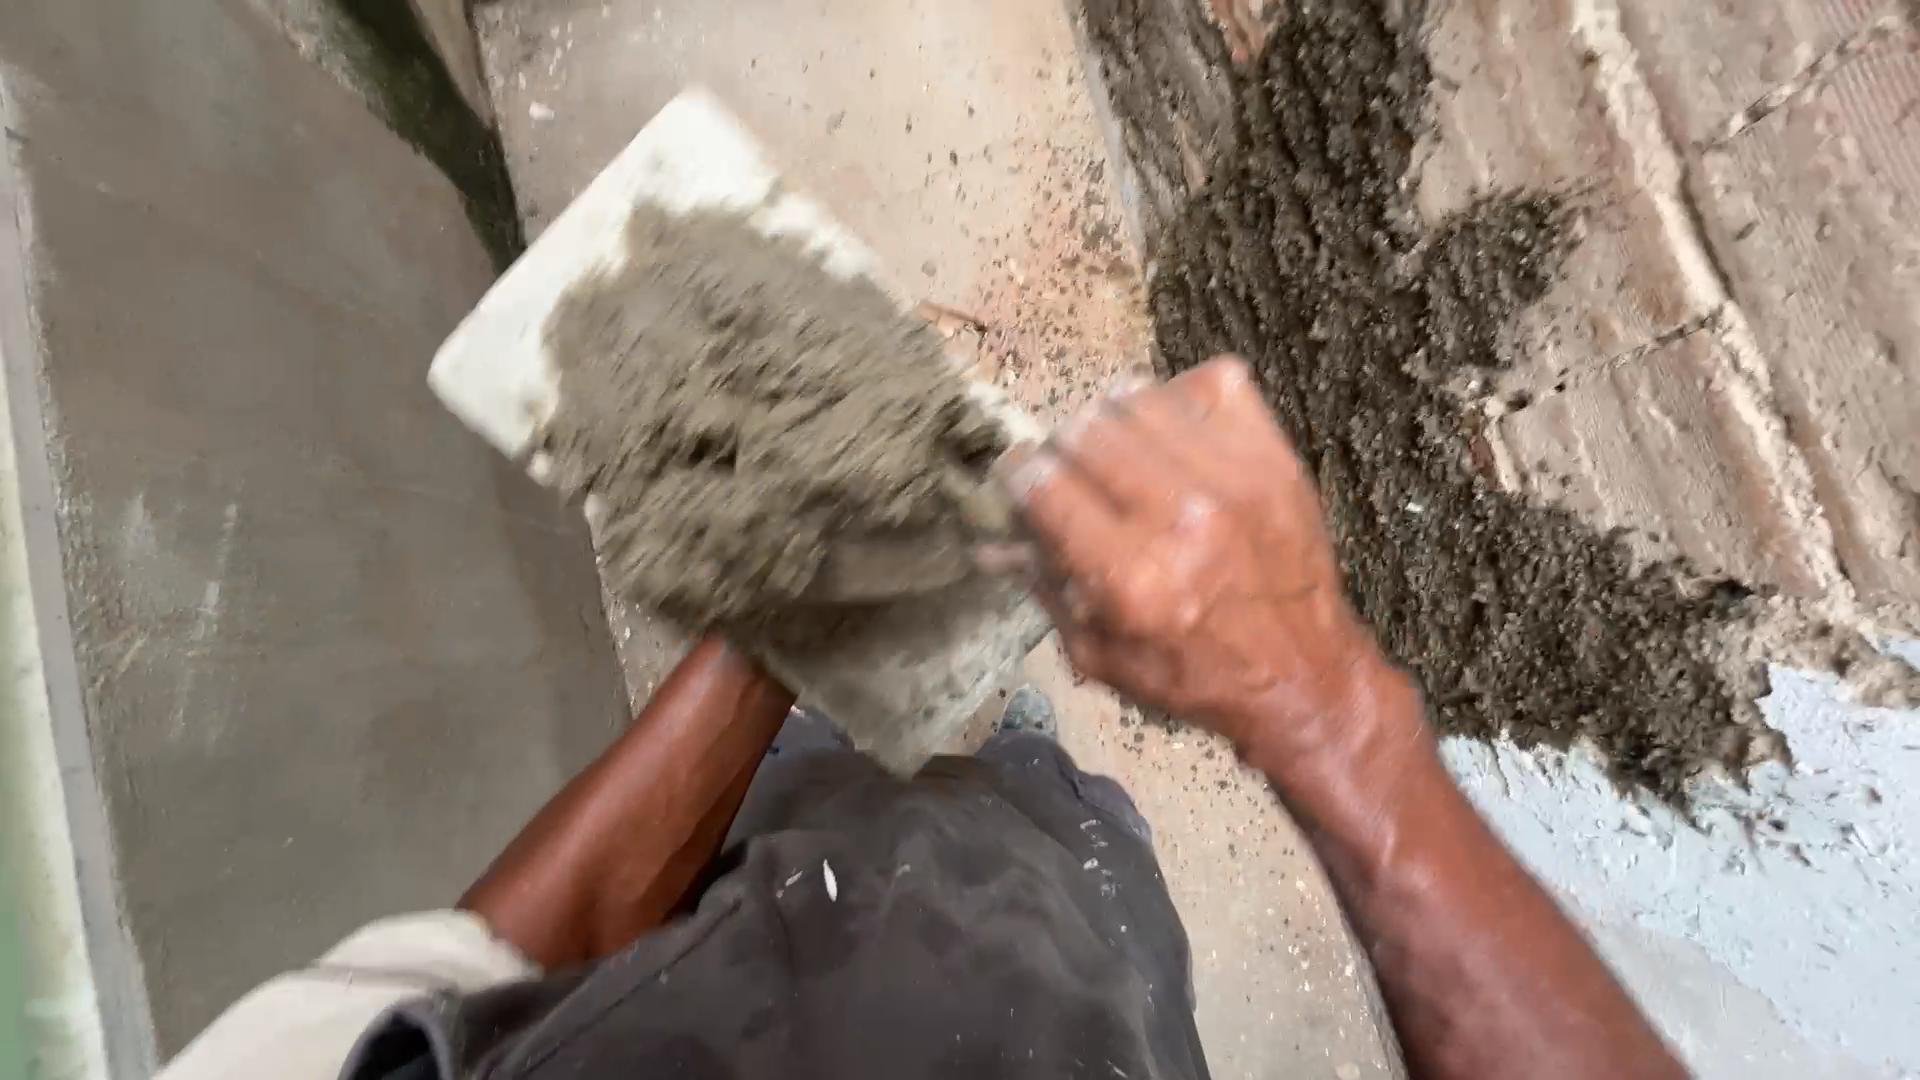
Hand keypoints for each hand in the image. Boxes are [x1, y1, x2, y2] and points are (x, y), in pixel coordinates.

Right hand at [994, 357, 1419, 791]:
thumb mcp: (1099, 655)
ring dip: (1111, 419)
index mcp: (1129, 575)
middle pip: (1083, 430)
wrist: (1303, 677)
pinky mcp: (1274, 460)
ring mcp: (1234, 480)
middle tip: (1070, 476)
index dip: (1015, 473)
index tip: (1019, 480)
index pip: (1043, 482)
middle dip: (1059, 450)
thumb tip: (988, 541)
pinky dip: (1180, 397)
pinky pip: (1213, 383)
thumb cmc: (1190, 677)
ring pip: (1138, 397)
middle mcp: (1179, 517)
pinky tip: (1172, 433)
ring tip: (1117, 452)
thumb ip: (1041, 586)